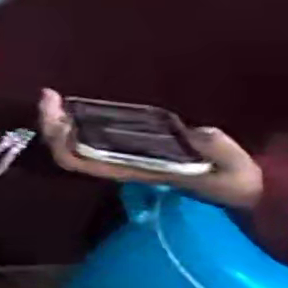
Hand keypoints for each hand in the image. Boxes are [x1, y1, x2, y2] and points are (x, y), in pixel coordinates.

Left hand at [38, 88, 263, 209]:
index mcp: (127, 170)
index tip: (57, 114)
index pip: (76, 160)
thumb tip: (200, 132)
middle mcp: (113, 165)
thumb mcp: (234, 168)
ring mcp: (116, 157)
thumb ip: (220, 151)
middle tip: (48, 95)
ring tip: (52, 97)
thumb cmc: (233, 180)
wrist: (239, 193)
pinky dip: (73, 121)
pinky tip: (73, 106)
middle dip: (50, 123)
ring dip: (57, 121)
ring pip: (70, 143)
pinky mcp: (125, 149)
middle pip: (64, 148)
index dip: (59, 140)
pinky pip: (84, 138)